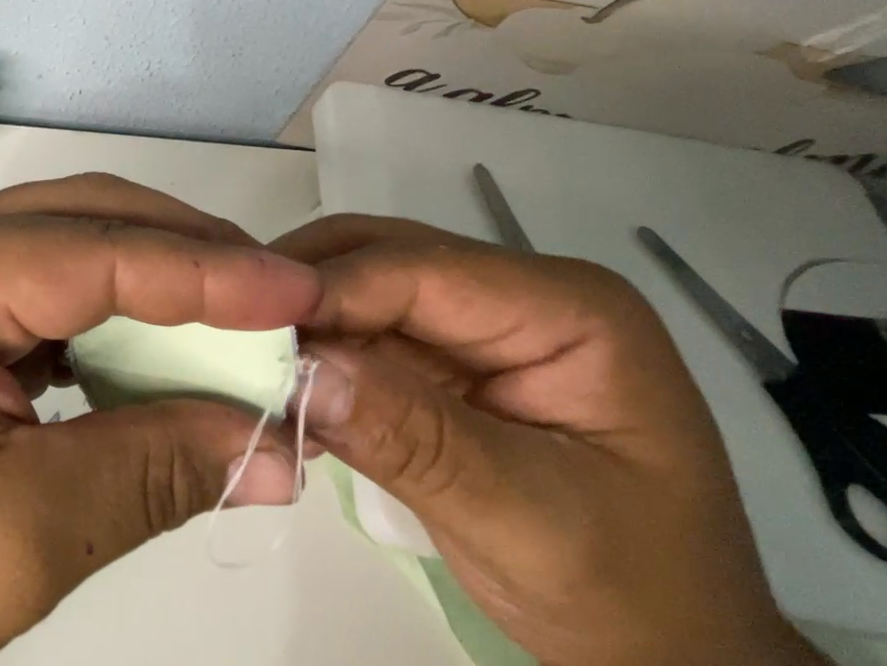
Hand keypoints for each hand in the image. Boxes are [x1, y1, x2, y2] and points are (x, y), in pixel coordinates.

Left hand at [0, 174, 323, 665]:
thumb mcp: (27, 528)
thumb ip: (160, 468)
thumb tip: (283, 444)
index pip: (87, 250)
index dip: (203, 271)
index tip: (303, 295)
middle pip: (77, 224)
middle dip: (183, 259)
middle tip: (282, 303)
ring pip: (67, 255)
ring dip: (156, 286)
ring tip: (243, 326)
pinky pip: (48, 304)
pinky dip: (117, 326)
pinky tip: (168, 359)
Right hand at [274, 216, 825, 665]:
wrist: (665, 655)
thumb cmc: (628, 590)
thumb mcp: (525, 518)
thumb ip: (413, 437)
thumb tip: (299, 369)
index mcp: (565, 309)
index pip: (420, 268)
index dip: (326, 288)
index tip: (237, 324)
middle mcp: (515, 298)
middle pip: (380, 259)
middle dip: (300, 293)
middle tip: (221, 334)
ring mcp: (475, 332)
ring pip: (357, 294)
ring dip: (296, 325)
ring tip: (233, 360)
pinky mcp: (442, 368)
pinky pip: (358, 342)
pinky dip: (311, 361)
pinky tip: (273, 390)